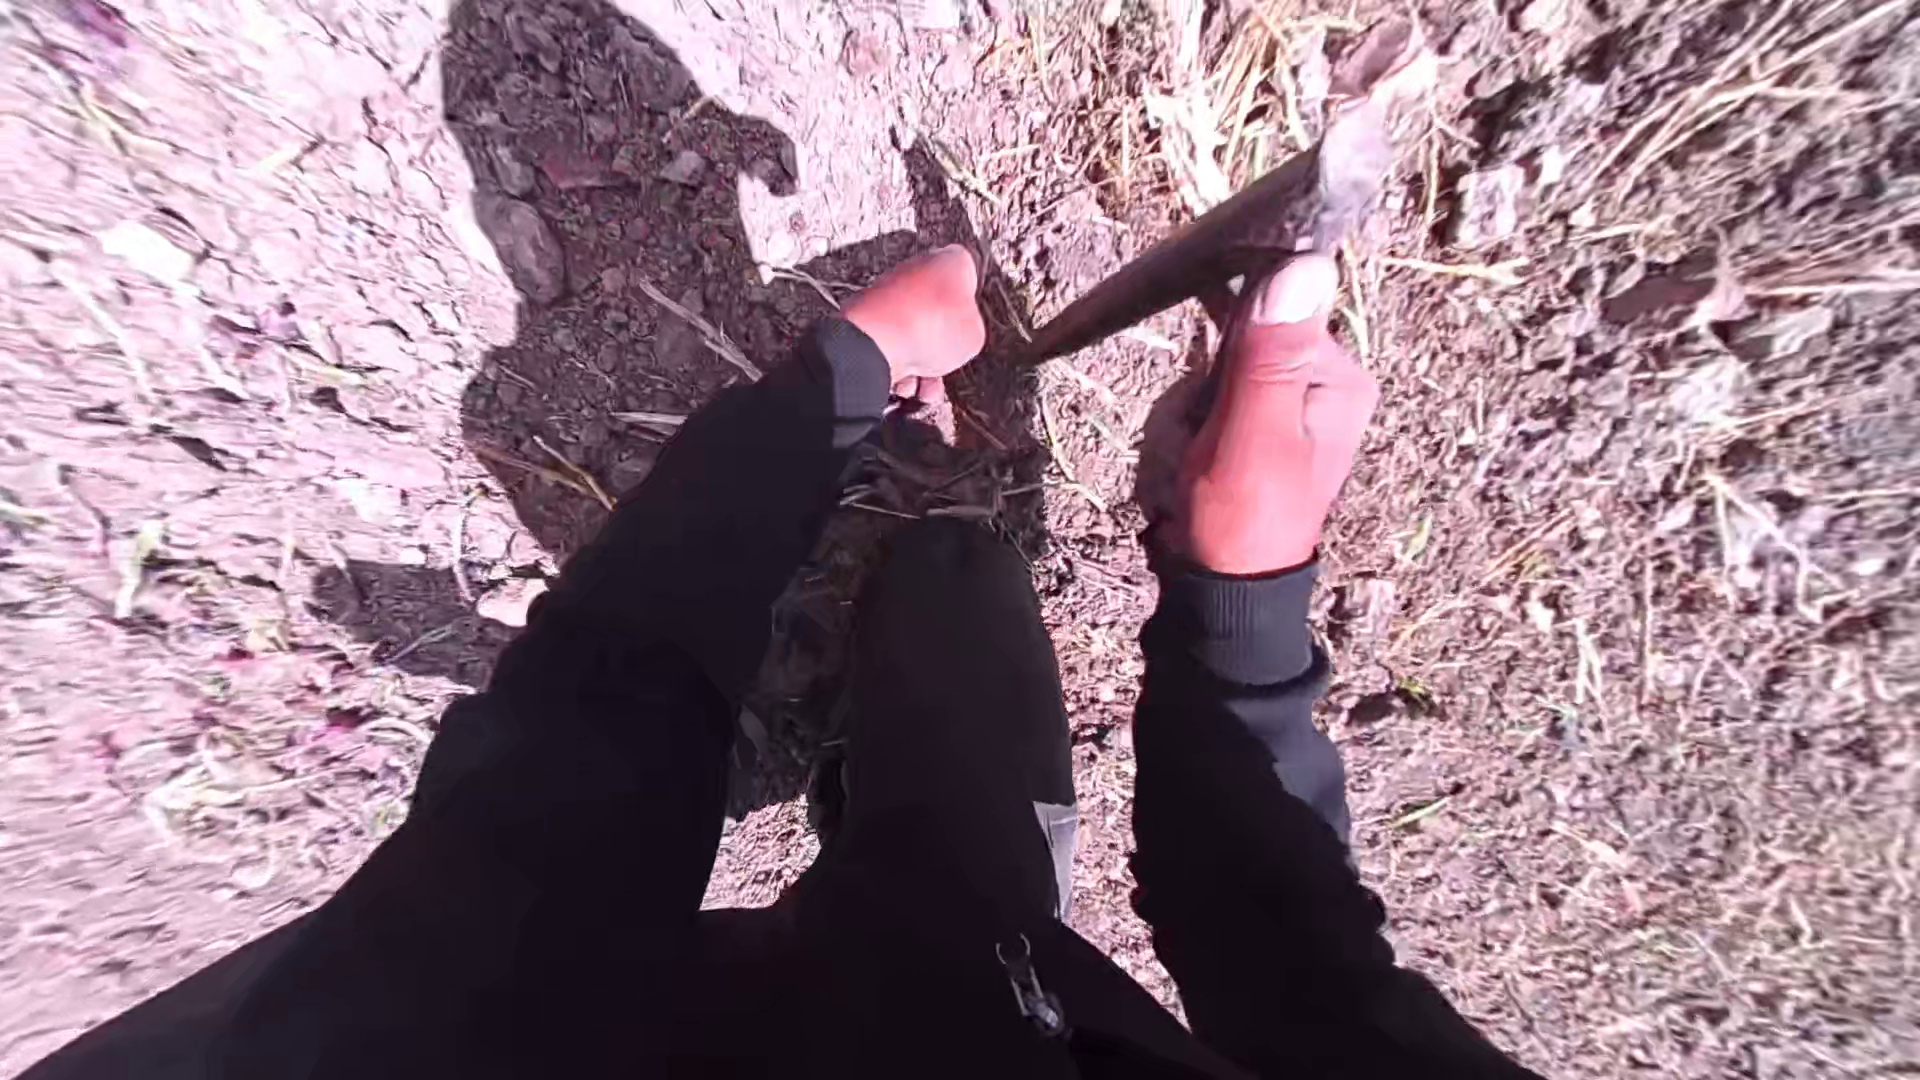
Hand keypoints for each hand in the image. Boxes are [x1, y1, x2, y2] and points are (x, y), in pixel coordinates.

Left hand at [841, 244, 985, 403]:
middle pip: (939, 315)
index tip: (970, 326)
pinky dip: (898, 370)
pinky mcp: (866, 324)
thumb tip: (963, 338)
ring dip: (922, 366)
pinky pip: (891, 351)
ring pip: (914, 339)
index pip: (968, 278)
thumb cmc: (927, 328)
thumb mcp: (974, 335)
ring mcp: (887, 297)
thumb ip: (972, 331)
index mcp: (948, 263)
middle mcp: (915, 272)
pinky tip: (905, 383)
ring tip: (925, 383)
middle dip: (942, 346)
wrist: (876, 343)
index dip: (971, 308)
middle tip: (947, 361)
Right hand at [1169, 255, 1378, 574]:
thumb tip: (1303, 265)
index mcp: (1335, 381)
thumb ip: (1271, 359)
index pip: (1274, 316)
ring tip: (1189, 462)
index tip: (1210, 392)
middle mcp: (1314, 388)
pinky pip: (1200, 406)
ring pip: (1207, 378)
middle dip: (1199, 394)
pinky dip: (1183, 432)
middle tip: (1198, 442)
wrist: (1220, 584)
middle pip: (1234, 348)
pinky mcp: (1246, 430)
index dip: (1228, 345)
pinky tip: (1186, 463)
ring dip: (1183, 418)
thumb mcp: (1253, 435)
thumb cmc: (1240, 516)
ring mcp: (1277, 411)